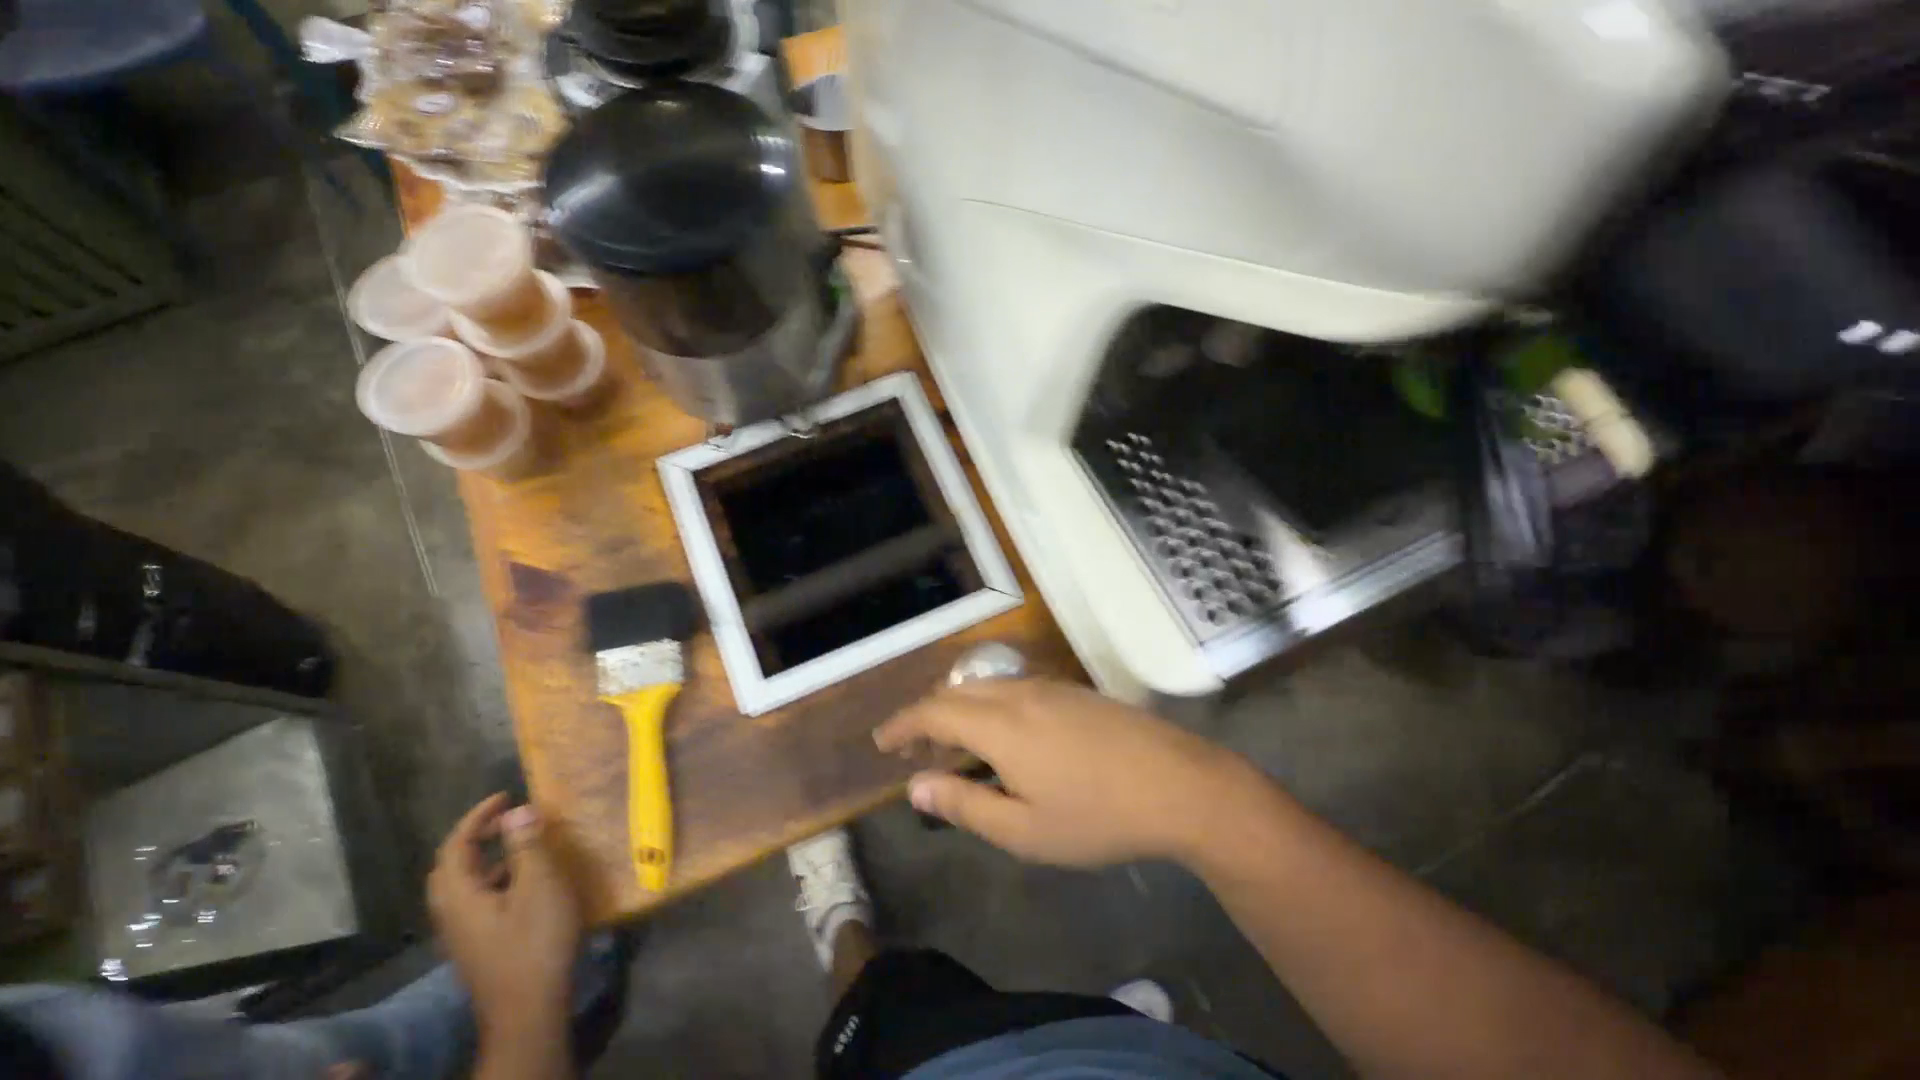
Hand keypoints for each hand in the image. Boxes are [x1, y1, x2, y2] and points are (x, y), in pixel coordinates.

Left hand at [427, 795, 581, 1033]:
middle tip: (507, 822)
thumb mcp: (539, 885)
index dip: (477, 816)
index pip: (455, 844)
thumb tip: (517, 810)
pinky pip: (478, 903)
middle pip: (451, 867)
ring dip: (489, 861)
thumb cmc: (535, 942)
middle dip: (476, 839)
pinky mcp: (478, 949)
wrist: (528, 1011)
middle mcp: (451, 913)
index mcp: (459, 894)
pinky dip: (497, 882)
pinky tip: (527, 888)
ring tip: (524, 848)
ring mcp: (462, 935)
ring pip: (465, 887)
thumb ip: (527, 845)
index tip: (505, 796)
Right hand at [873, 679, 1265, 867]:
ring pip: (990, 687)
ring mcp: (1055, 689)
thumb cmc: (1098, 817)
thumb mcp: (1024, 830)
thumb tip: (916, 787)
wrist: (1184, 787)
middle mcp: (1021, 695)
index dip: (903, 725)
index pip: (934, 711)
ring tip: (954, 745)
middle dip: (928, 716)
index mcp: (1000, 726)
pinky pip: (1017, 689)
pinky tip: (1005, 737)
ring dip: (961, 709)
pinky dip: (992, 706)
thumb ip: (965, 806)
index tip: (881, 743)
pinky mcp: (1080, 694)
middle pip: (959, 692)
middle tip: (914, 751)